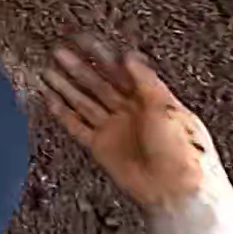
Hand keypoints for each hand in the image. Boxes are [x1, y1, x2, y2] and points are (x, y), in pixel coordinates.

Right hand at [35, 36, 225, 210]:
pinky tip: (50, 99)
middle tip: (59, 52)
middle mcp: (130, 113)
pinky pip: (75, 125)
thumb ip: (145, 80)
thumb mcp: (168, 108)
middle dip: (78, 67)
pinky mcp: (100, 146)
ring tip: (47, 70)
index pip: (120, 71)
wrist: (178, 193)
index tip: (82, 40)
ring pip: (83, 101)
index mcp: (150, 101)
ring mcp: (114, 129)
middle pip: (97, 84)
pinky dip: (61, 112)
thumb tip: (129, 57)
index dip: (101, 55)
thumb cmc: (184, 154)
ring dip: (65, 86)